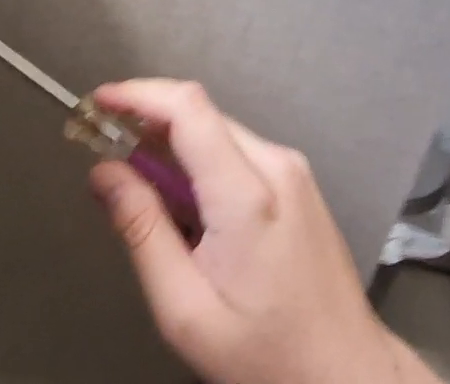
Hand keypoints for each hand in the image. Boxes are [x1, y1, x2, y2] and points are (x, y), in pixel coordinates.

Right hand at [89, 80, 436, 383]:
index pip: (187, 108)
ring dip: (172, 146)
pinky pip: (236, 151)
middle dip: (146, 122)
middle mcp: (276, 166)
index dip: (138, 94)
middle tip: (106, 152)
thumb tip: (104, 172)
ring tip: (142, 192)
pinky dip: (199, 162)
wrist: (350, 377)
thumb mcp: (186, 309)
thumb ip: (141, 230)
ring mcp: (292, 172)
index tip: (99, 103)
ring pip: (216, 132)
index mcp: (247, 194)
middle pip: (199, 114)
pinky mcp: (298, 183)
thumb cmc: (267, 355)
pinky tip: (185, 206)